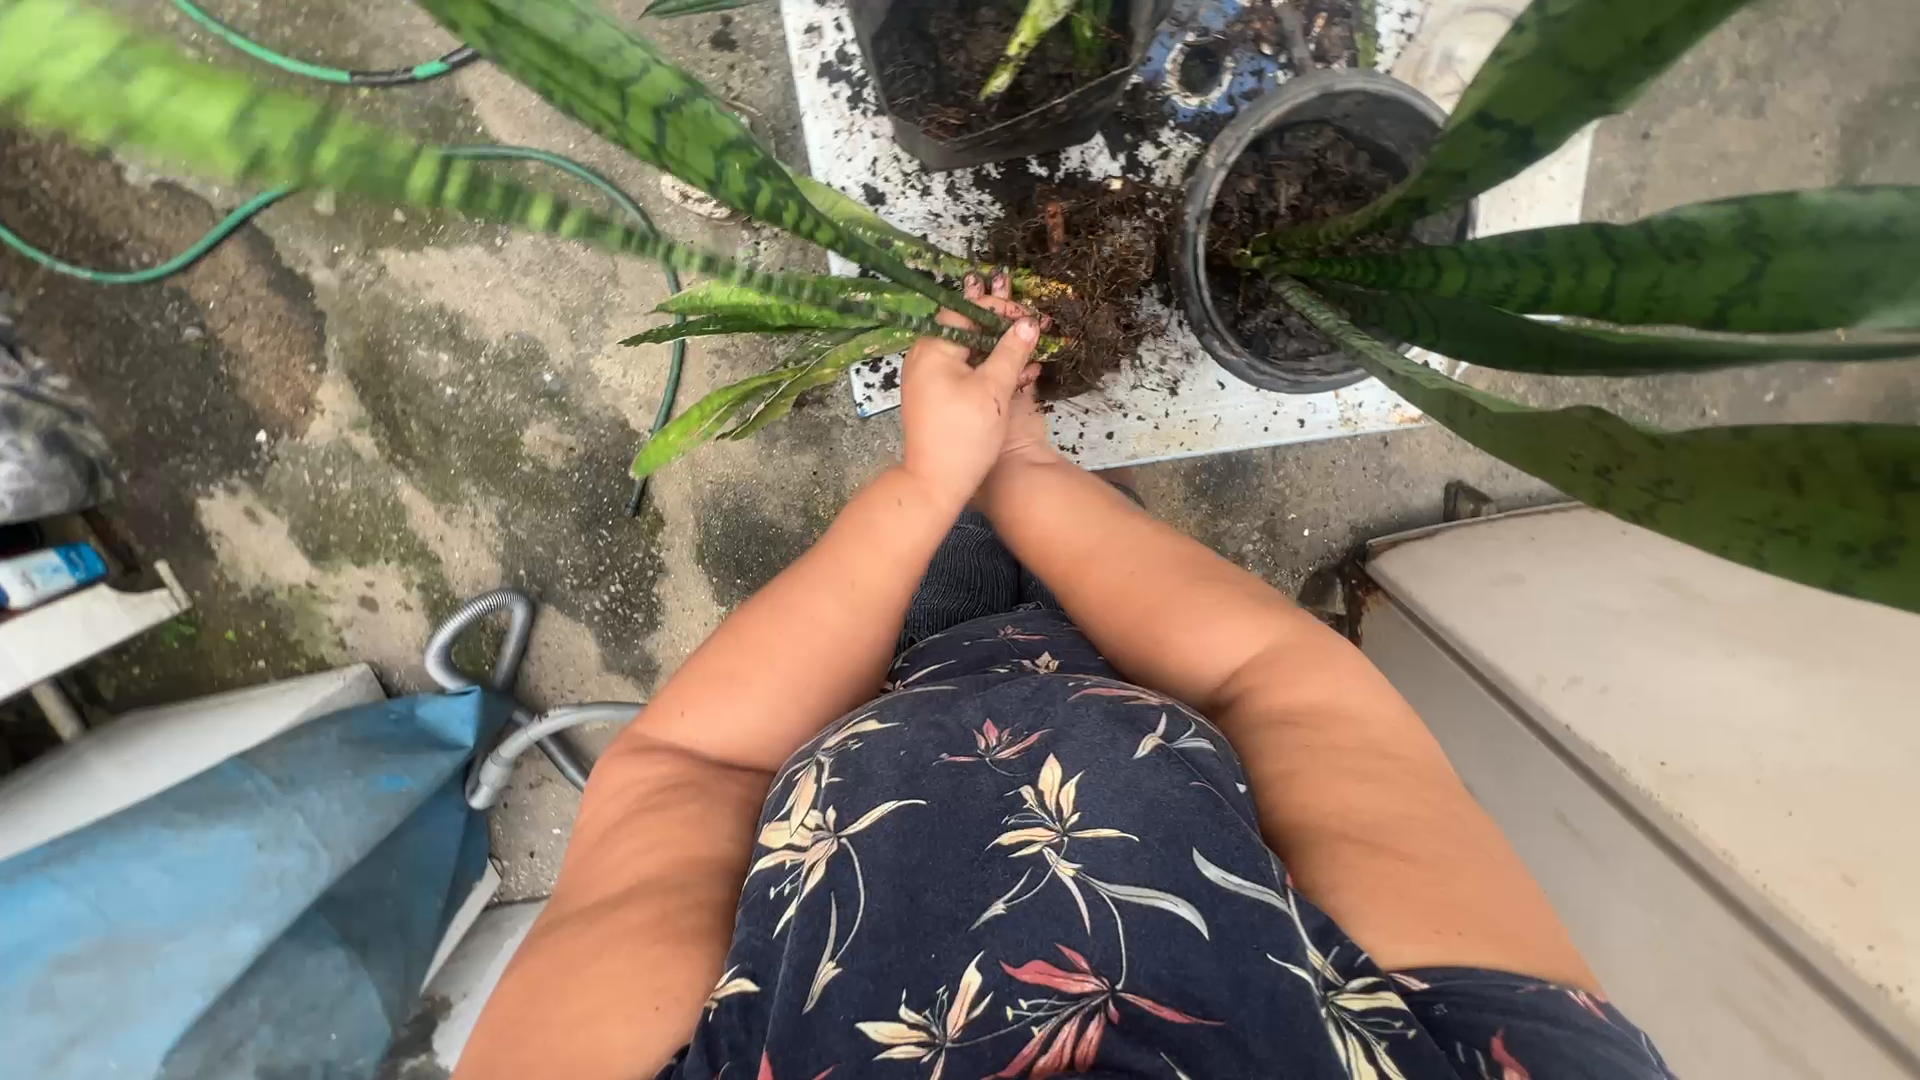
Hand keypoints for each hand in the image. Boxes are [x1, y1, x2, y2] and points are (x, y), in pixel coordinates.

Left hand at [899, 273, 1041, 508]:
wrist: (936, 482)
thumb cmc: (964, 434)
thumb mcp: (994, 389)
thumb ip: (1012, 351)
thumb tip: (1029, 322)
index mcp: (933, 348)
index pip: (967, 310)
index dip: (1000, 309)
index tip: (1028, 318)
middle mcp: (925, 357)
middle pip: (968, 330)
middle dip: (1003, 330)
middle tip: (1034, 331)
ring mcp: (929, 378)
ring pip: (970, 353)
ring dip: (1000, 352)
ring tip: (1032, 356)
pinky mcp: (937, 397)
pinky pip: (965, 373)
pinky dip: (988, 372)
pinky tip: (1017, 377)